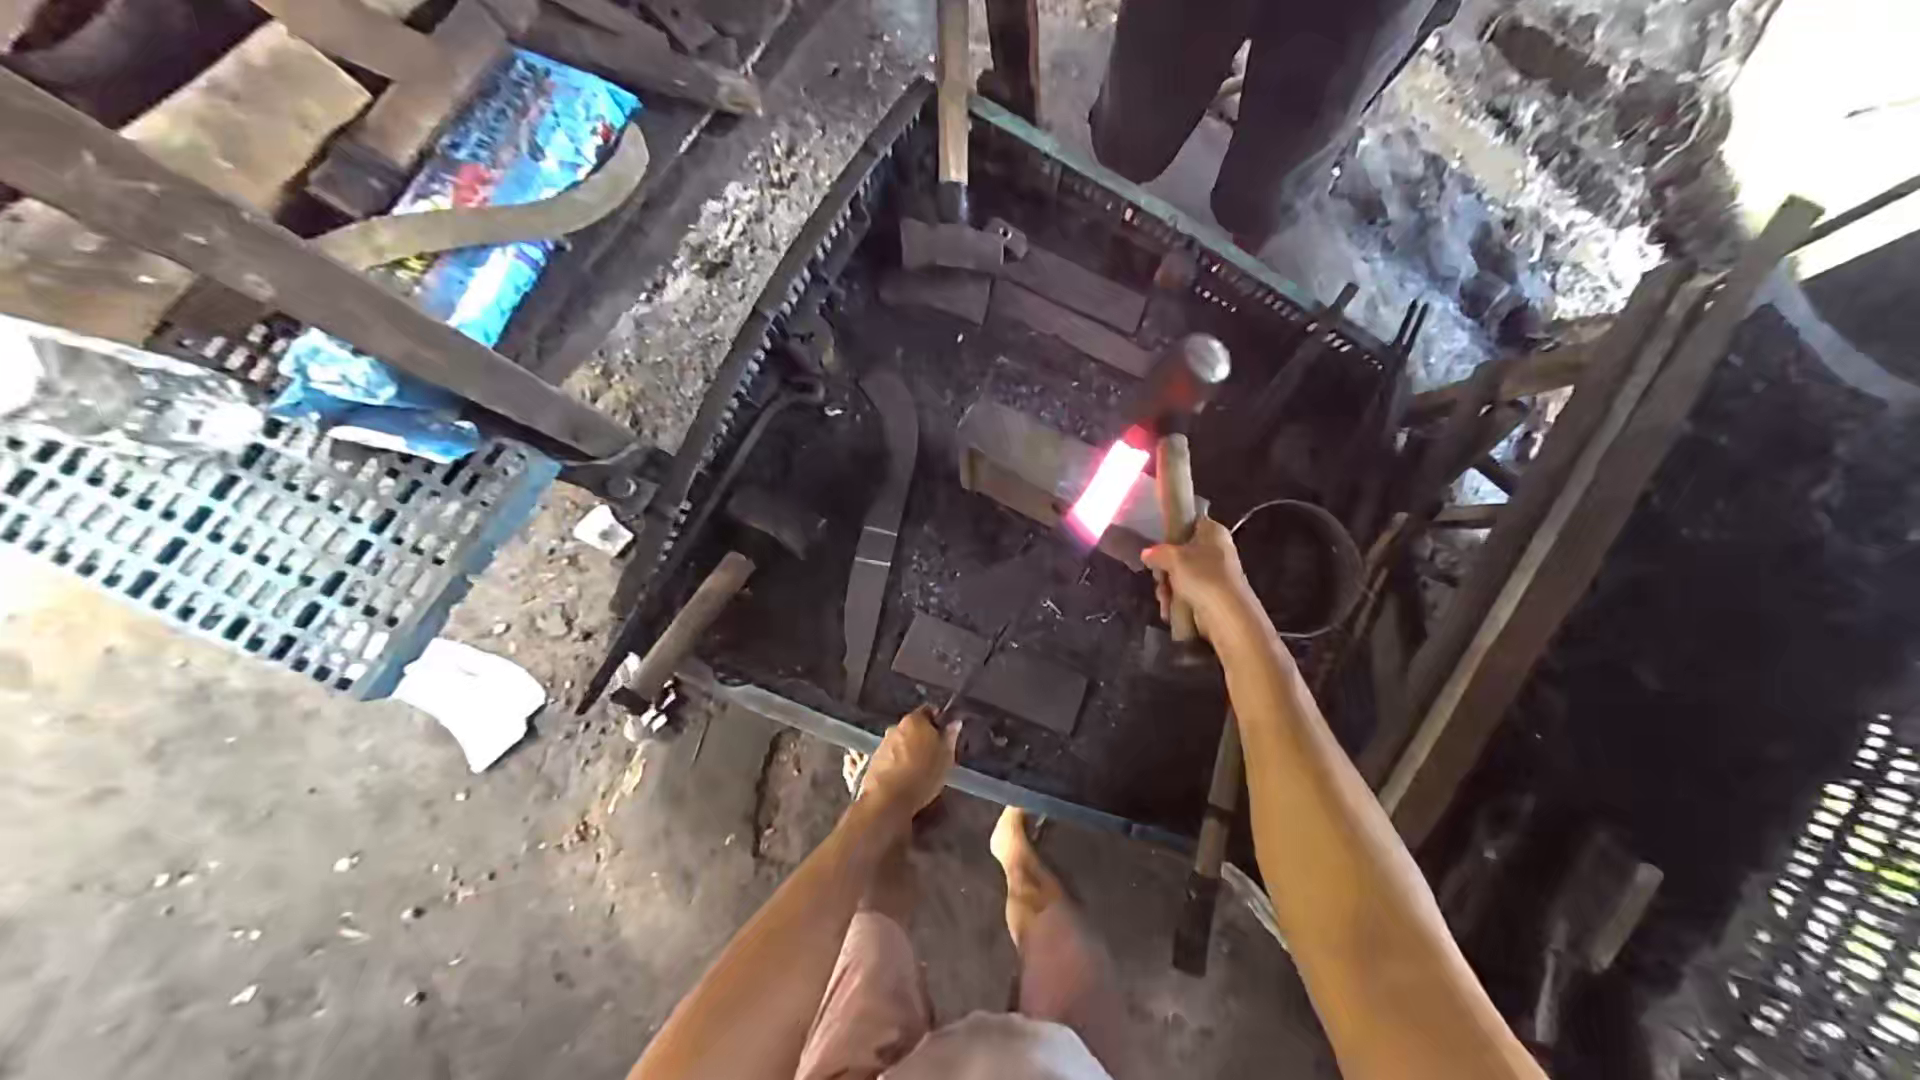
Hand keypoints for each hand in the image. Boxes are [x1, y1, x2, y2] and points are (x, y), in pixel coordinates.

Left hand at [858, 706, 958, 819]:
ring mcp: (882, 744)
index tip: (945, 734)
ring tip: (919, 770)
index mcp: (914, 720)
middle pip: (913, 727)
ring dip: (908, 751)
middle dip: (922, 737)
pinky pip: (890, 757)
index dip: (939, 721)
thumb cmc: (923, 774)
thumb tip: (954, 722)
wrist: (888, 799)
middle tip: (934, 754)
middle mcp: (895, 727)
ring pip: (900, 743)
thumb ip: (950, 737)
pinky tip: (904, 778)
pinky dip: (897, 763)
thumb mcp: (946, 756)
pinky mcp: (872, 761)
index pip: (929, 711)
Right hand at [1141, 515, 1264, 643]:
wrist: (1226, 614)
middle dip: (1164, 568)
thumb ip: (1156, 552)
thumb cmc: (1202, 575)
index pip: (1188, 523)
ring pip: (1180, 575)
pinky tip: (1169, 609)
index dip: (1170, 533)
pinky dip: (1176, 600)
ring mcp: (1214, 573)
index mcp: (1213, 532)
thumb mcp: (1173, 557)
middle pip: (1180, 553)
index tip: (1156, 546)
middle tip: (1159, 577)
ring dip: (1167, 587)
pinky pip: (1186, 592)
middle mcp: (1216, 549)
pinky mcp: (1211, 594)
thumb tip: (1147, 554)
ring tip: (1165, 598)